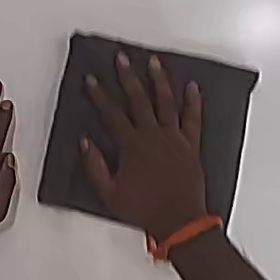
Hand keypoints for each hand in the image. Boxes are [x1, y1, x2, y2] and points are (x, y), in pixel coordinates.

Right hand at [82, 53, 207, 240]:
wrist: (180, 221)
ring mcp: (174, 138)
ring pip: (166, 102)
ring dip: (158, 81)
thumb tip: (85, 142)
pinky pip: (193, 118)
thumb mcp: (108, 192)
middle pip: (138, 100)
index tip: (92, 80)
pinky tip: (192, 87)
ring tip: (153, 62)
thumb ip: (94, 165)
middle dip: (128, 77)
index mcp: (132, 145)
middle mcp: (153, 136)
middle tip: (122, 58)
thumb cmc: (143, 208)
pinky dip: (193, 101)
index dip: (100, 95)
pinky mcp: (191, 145)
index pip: (111, 114)